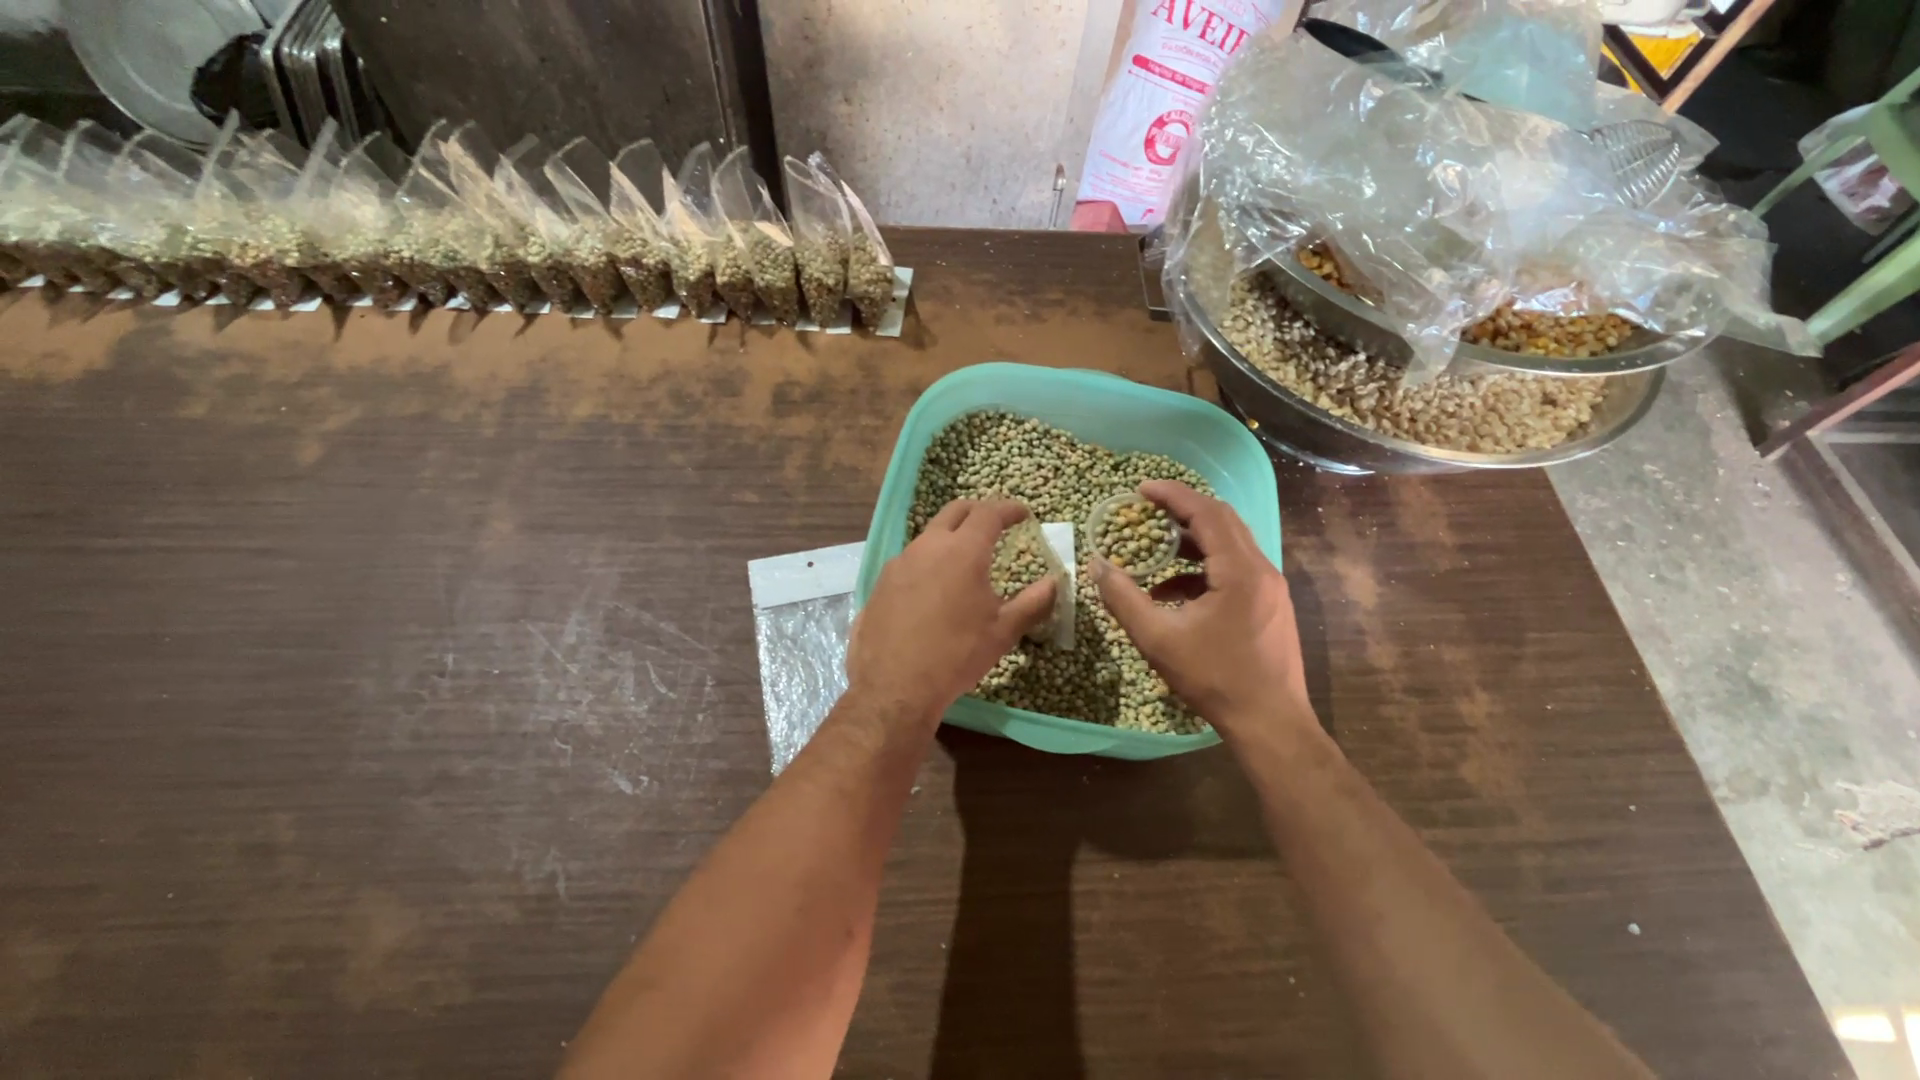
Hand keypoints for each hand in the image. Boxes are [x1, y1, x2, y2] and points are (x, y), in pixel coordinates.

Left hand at [849, 500, 1056, 721]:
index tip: (1023, 514)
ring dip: (950, 537)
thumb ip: (1032, 603)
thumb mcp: (1002, 632)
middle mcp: (928, 546)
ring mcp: (899, 563)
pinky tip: (934, 587)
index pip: (989, 513)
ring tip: (965, 559)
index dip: (1009, 509)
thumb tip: (1055, 583)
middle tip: (995, 524)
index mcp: (962, 551)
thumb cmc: (956, 655)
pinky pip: (910, 560)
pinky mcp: (880, 583)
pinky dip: (929, 561)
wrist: (894, 686)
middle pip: (955, 511)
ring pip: (929, 535)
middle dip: (978, 511)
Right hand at [1094, 481, 1311, 735]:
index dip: (1172, 495)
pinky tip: (1176, 593)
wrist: (1270, 722)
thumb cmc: (1214, 678)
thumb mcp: (1158, 639)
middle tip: (1148, 512)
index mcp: (1239, 570)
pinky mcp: (1271, 606)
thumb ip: (1124, 598)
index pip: (1206, 513)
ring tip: (1157, 552)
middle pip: (1223, 521)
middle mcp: (1262, 569)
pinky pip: (1237, 569)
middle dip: (1183, 511)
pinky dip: (1205, 568)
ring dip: (1194, 542)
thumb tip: (1097, 565)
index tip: (1141, 489)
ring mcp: (1271, 588)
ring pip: (1232, 545)